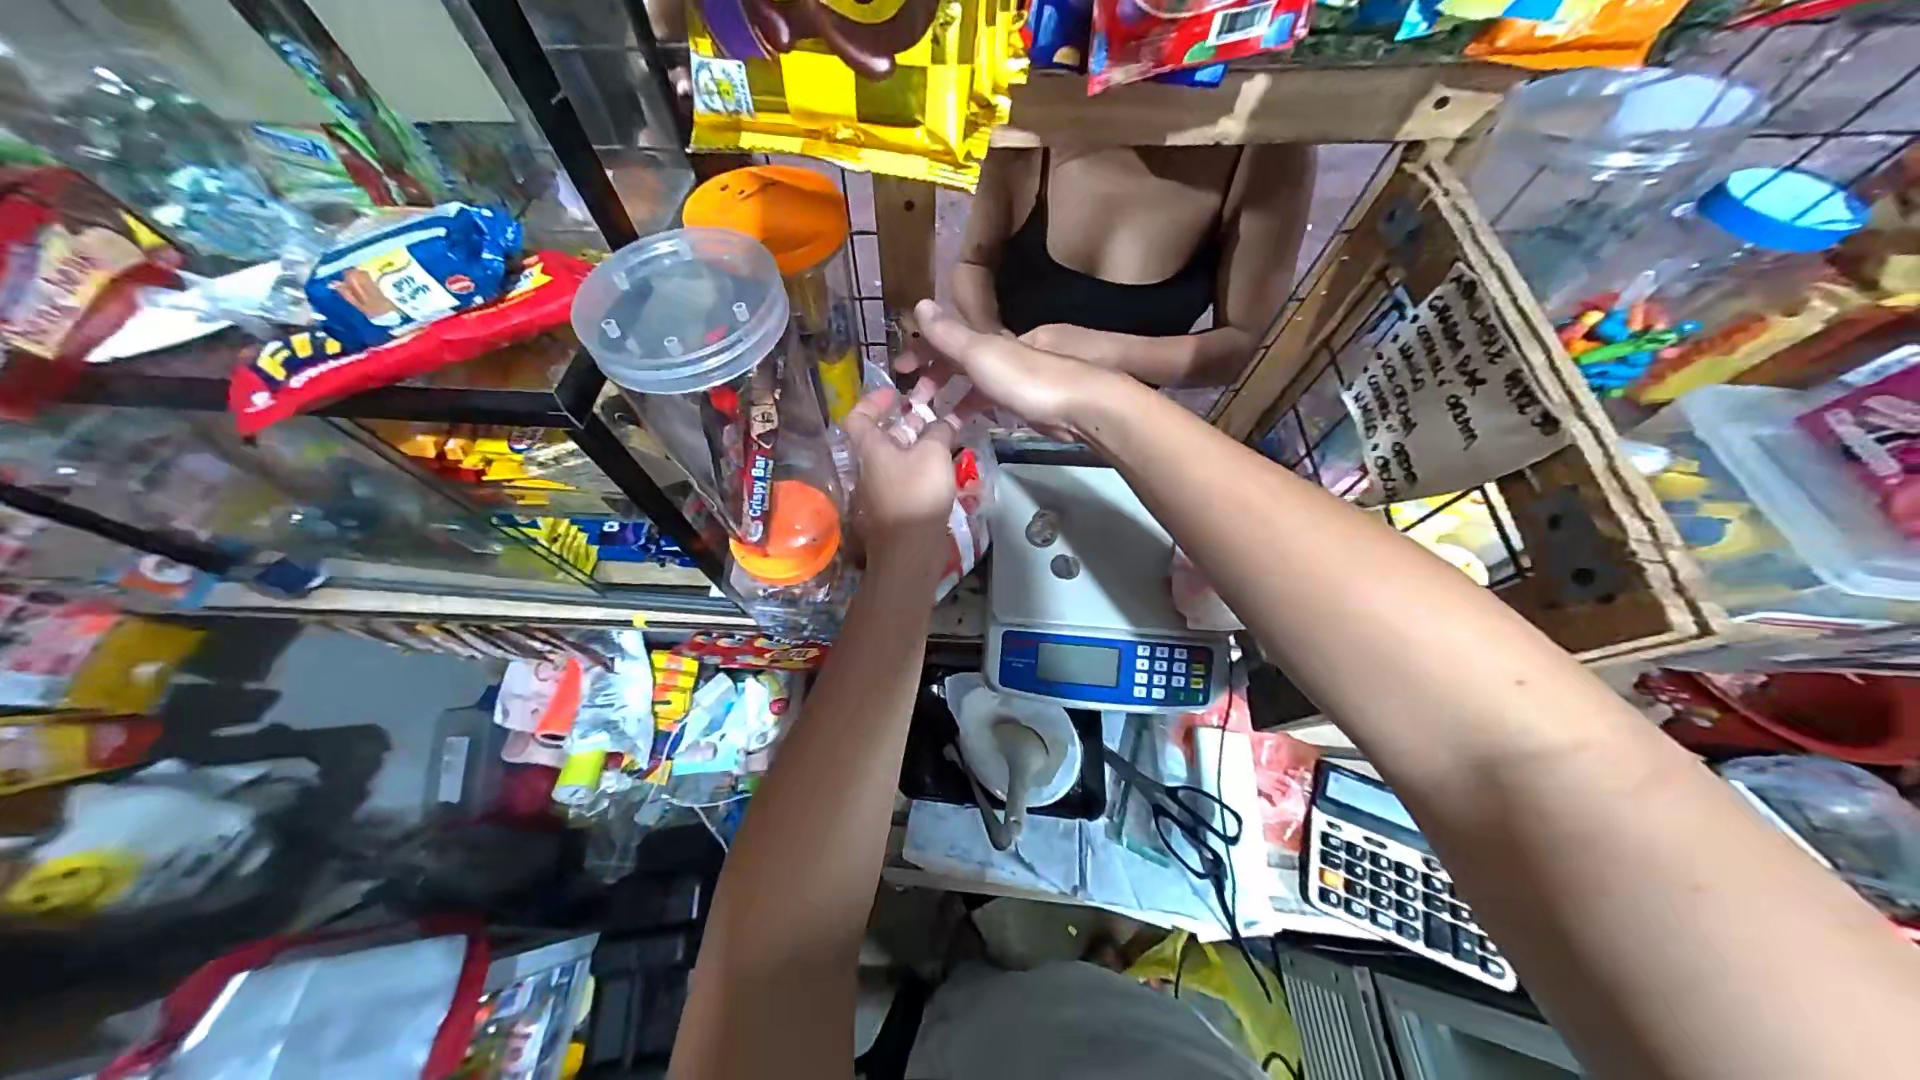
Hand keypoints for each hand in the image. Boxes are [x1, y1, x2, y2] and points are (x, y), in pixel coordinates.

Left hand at [843, 388, 957, 544]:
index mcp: (870, 448)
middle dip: (905, 422)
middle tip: (929, 412)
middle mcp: (870, 466)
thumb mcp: (933, 453)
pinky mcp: (896, 505)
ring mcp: (881, 487)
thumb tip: (946, 422)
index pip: (859, 416)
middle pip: (882, 436)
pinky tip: (943, 464)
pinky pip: (906, 475)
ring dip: (917, 443)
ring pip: (897, 456)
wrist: (911, 547)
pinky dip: (921, 464)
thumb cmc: (917, 492)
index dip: (873, 401)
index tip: (894, 393)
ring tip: (943, 435)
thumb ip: (940, 432)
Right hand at [903, 300, 1124, 440]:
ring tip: (930, 415)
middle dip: (931, 377)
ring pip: (970, 383)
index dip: (918, 351)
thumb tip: (919, 302)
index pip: (943, 338)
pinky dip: (971, 408)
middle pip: (956, 361)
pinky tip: (962, 422)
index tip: (897, 371)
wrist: (1077, 405)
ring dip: (949, 395)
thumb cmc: (1025, 378)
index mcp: (984, 339)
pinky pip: (987, 401)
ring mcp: (1009, 379)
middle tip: (912, 401)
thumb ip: (949, 333)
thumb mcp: (981, 352)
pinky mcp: (1021, 403)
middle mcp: (996, 354)